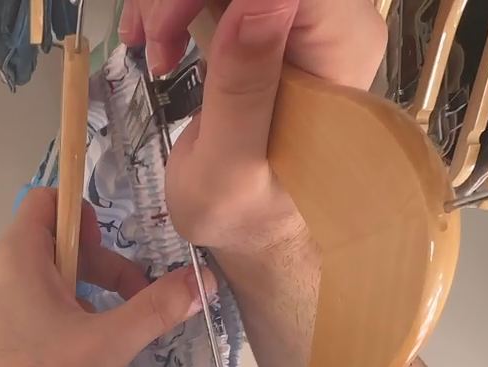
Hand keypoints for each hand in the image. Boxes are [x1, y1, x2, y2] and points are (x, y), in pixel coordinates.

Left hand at [0, 187, 208, 366]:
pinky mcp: (4, 329)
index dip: (84, 212)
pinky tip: (86, 351)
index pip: (49, 199)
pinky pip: (43, 304)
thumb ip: (156, 310)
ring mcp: (2, 300)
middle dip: (102, 263)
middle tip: (133, 295)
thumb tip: (204, 281)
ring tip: (113, 330)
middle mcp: (6, 268)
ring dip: (91, 294)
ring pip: (55, 277)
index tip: (109, 246)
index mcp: (21, 254)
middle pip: (61, 241)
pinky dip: (71, 315)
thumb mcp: (106, 344)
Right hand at [120, 0, 385, 258]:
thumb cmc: (240, 215)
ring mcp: (297, 16)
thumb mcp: (230, 170)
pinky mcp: (269, 17)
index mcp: (337, 52)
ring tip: (150, 48)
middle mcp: (330, 20)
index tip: (170, 22)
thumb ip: (243, 92)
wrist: (244, 224)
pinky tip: (156, 41)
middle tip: (152, 41)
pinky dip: (177, 4)